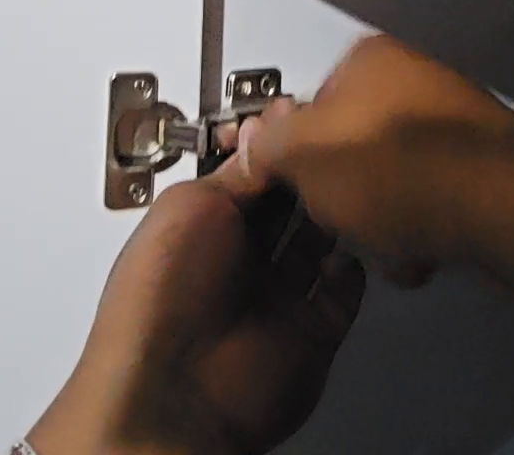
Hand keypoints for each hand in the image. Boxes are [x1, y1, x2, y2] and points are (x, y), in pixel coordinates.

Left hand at [30, 103, 364, 454]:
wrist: (174, 394)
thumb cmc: (161, 296)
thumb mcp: (193, 206)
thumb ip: (240, 168)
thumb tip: (268, 134)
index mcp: (207, 224)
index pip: (255, 172)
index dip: (279, 146)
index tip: (305, 118)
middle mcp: (243, 256)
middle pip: (290, 202)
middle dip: (310, 174)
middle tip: (333, 146)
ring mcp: (278, 294)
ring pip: (320, 239)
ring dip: (334, 213)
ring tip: (345, 188)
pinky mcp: (312, 330)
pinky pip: (344, 291)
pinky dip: (352, 269)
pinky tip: (348, 251)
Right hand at [256, 36, 513, 283]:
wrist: (498, 205)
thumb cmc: (392, 168)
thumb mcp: (306, 155)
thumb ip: (269, 147)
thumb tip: (252, 144)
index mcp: (367, 60)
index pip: (308, 108)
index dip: (296, 155)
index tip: (298, 190)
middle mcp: (411, 80)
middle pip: (349, 150)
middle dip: (344, 197)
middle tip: (346, 220)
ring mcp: (449, 122)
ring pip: (387, 183)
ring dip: (380, 223)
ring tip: (392, 241)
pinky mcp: (478, 166)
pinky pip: (427, 201)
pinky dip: (419, 230)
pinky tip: (423, 250)